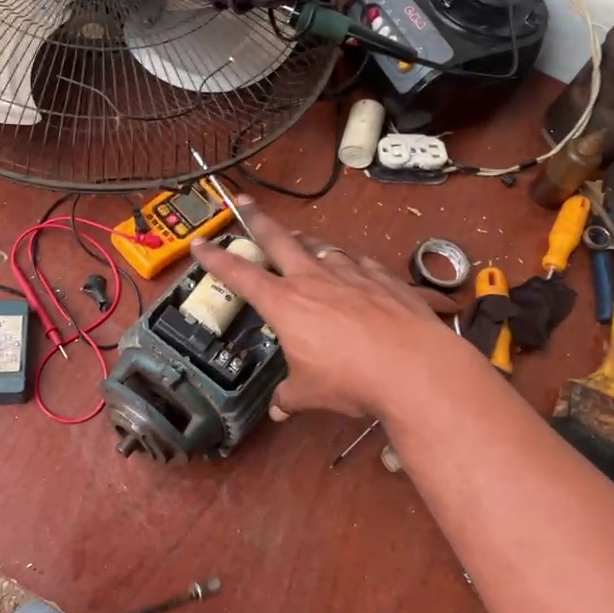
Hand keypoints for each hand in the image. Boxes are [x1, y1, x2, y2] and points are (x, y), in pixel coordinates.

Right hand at [191, 200, 482, 421]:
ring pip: (321, 247)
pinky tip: (352, 267)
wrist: (413, 366)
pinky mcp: (383, 278)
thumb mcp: (310, 393)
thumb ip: (290, 397)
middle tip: (244, 202)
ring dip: (306, 242)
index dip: (216, 259)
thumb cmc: (351, 380)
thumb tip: (280, 410)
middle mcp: (313, 279)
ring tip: (299, 240)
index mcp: (284, 303)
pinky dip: (348, 263)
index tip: (200, 244)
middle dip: (256, 220)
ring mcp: (351, 273)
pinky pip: (359, 263)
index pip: (240, 275)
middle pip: (278, 240)